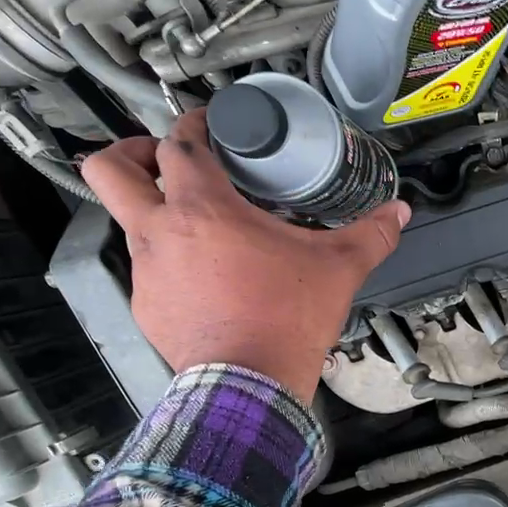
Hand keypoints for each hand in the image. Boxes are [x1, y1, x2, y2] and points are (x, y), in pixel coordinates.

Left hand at [79, 109, 408, 402]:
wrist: (251, 381)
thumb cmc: (288, 317)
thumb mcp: (339, 270)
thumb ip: (370, 236)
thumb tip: (398, 213)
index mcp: (204, 209)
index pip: (179, 145)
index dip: (192, 126)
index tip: (209, 126)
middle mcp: (160, 231)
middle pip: (109, 168)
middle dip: (131, 154)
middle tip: (163, 162)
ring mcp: (146, 269)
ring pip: (127, 221)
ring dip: (155, 214)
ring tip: (200, 230)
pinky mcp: (147, 304)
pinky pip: (149, 270)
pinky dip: (172, 265)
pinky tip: (209, 282)